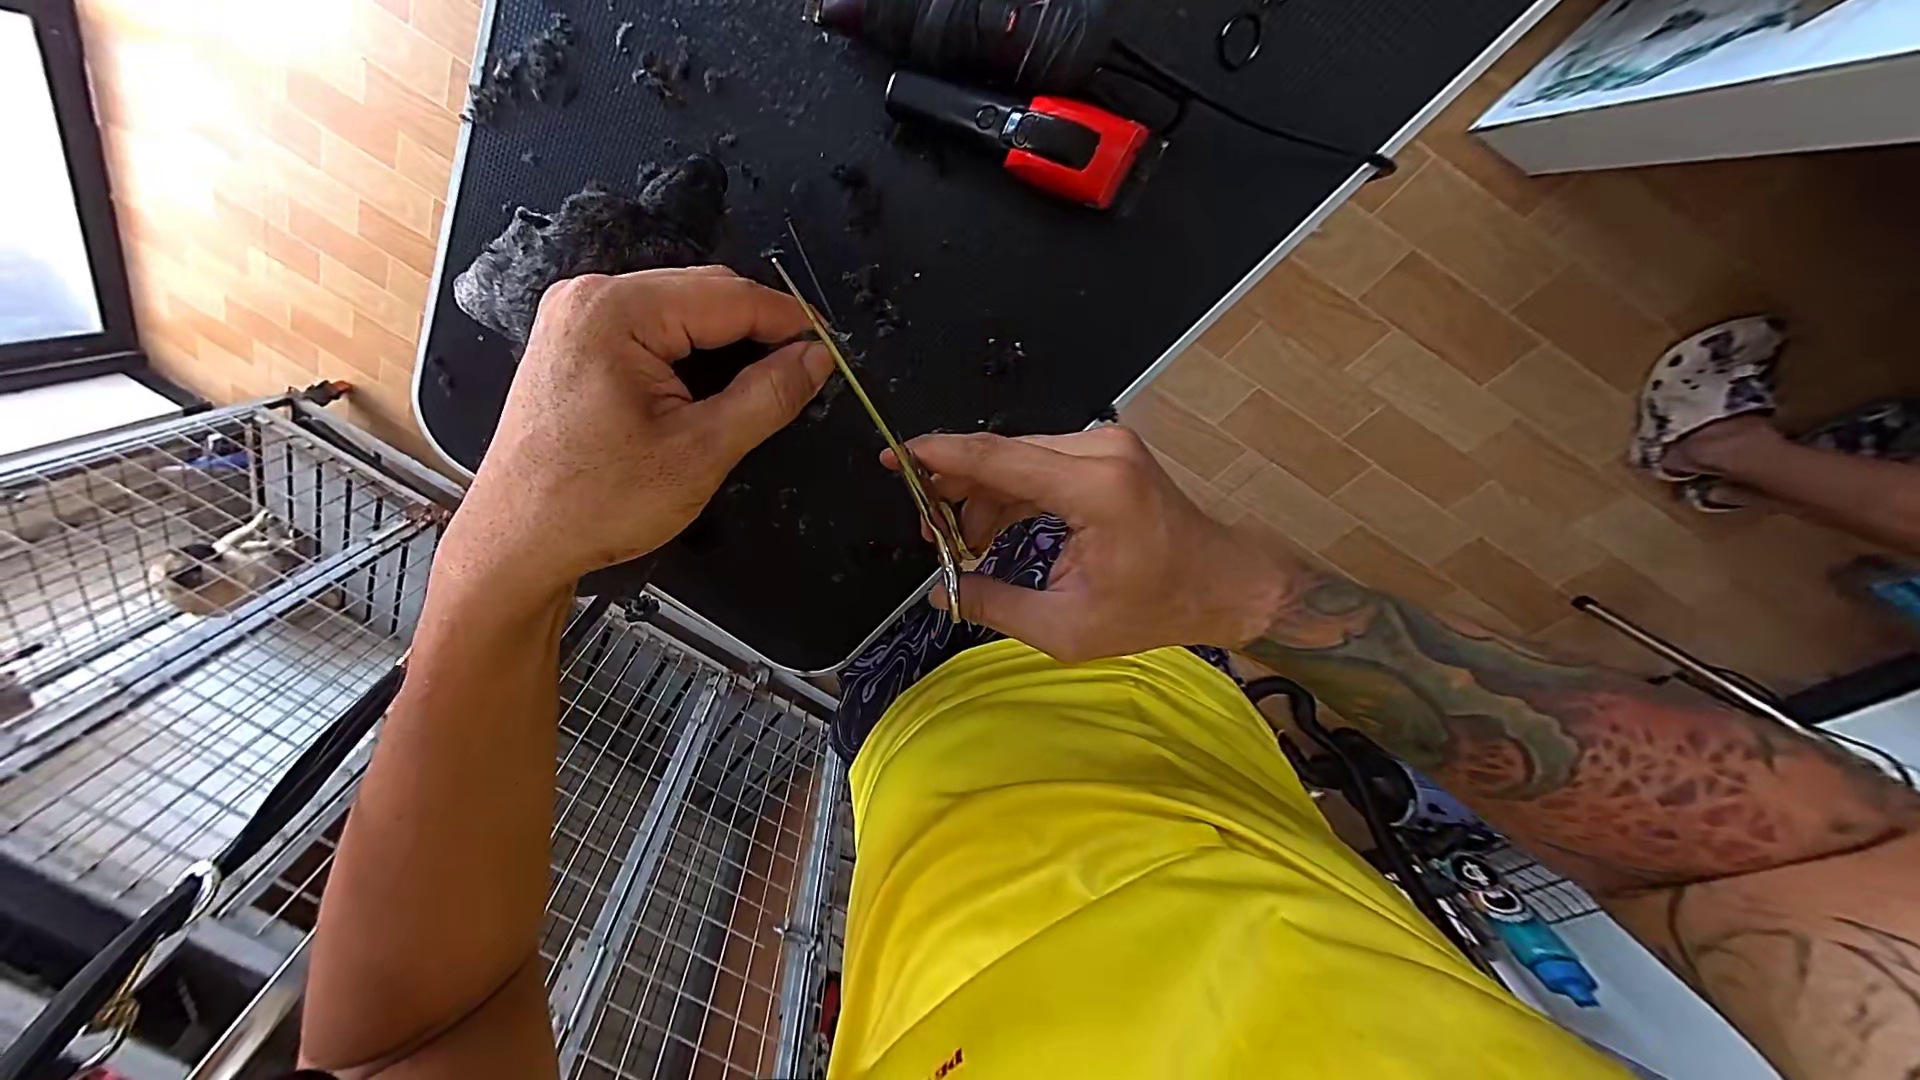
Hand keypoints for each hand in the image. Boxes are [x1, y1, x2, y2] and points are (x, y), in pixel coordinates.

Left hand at [447, 267, 830, 600]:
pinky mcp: (580, 344)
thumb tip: (817, 357)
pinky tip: (720, 384)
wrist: (519, 542)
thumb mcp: (702, 451)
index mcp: (618, 312)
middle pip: (707, 293)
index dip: (792, 320)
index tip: (834, 349)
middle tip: (809, 369)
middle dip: (764, 328)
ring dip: (733, 341)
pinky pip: (658, 330)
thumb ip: (768, 395)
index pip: (731, 297)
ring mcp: (581, 318)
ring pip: (685, 311)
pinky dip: (699, 352)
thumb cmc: (602, 501)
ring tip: (772, 380)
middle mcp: (593, 298)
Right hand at [886, 428, 1293, 661]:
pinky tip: (992, 531)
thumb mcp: (1066, 627)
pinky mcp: (1105, 454)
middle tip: (929, 533)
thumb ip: (995, 606)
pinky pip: (1038, 464)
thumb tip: (942, 593)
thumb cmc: (1156, 608)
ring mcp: (1105, 447)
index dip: (938, 457)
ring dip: (981, 498)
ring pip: (1016, 460)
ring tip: (962, 545)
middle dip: (954, 491)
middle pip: (1001, 456)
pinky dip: (1009, 495)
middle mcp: (1099, 451)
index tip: (895, 459)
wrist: (1222, 583)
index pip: (997, 458)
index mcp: (1095, 489)